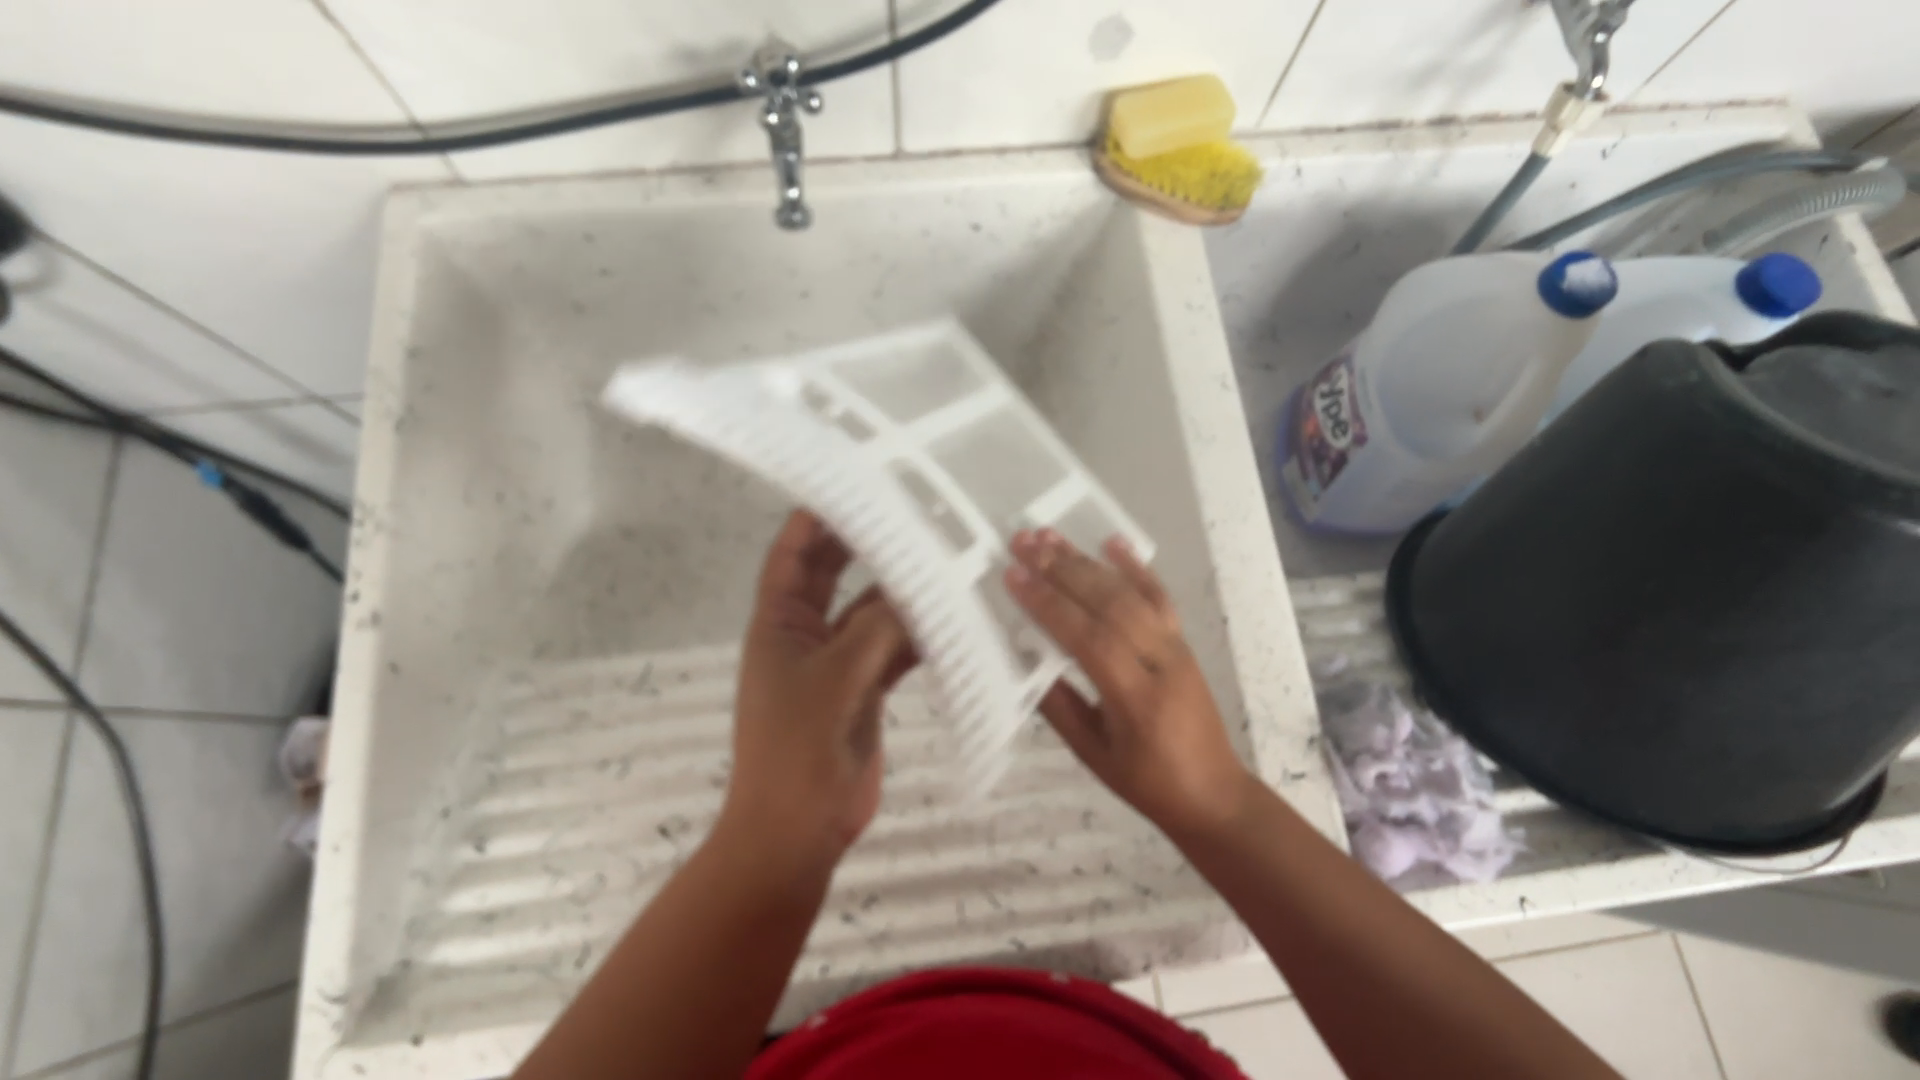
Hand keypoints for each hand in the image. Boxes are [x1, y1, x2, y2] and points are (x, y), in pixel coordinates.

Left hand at [719, 511, 914, 871]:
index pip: (793, 554)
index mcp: (778, 622)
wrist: (797, 830)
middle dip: (865, 543)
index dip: (815, 516)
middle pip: (834, 575)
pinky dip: (919, 636)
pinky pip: (894, 650)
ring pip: (871, 613)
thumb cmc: (798, 749)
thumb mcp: (836, 678)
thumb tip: (920, 594)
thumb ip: (878, 629)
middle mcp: (805, 634)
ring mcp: (837, 663)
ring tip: (945, 558)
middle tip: (909, 509)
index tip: (854, 479)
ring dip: (902, 593)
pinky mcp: (864, 690)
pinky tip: (953, 619)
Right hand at [1005, 528, 1254, 836]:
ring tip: (1049, 537)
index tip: (1014, 577)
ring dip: (1087, 561)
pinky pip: (1159, 596)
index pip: (1090, 640)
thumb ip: (1058, 706)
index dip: (1050, 606)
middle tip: (1022, 542)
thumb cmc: (1148, 782)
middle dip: (1063, 570)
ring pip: (1130, 594)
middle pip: (1110, 605)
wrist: (1213, 792)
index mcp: (1137, 700)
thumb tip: (1023, 658)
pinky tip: (1111, 541)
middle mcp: (1161, 664)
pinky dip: (1135, 566)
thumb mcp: (1092, 755)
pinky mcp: (1183, 642)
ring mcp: (1176, 647)